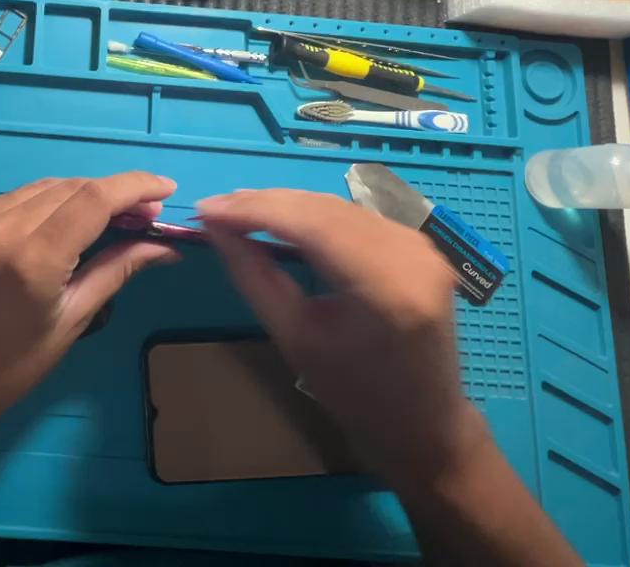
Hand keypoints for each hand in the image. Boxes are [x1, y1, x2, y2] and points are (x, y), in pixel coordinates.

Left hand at [0, 172, 180, 443]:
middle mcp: (4, 225)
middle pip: (73, 187)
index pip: (95, 199)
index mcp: (33, 256)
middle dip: (115, 192)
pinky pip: (20, 196)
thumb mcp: (73, 318)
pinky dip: (52, 200)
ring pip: (47, 186)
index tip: (167, 188)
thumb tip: (167, 247)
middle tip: (148, 213)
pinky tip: (70, 219)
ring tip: (116, 215)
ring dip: (84, 193)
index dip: (135, 186)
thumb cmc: (12, 365)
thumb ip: (118, 269)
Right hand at [197, 188, 485, 486]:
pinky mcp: (416, 244)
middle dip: (263, 203)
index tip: (205, 209)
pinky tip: (277, 215)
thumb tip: (214, 227)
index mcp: (385, 286)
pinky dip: (308, 212)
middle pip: (322, 208)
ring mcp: (418, 245)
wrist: (424, 425)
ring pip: (333, 205)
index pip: (310, 225)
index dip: (253, 211)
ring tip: (235, 209)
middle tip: (213, 207)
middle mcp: (409, 253)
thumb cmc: (354, 394)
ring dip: (283, 204)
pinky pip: (350, 215)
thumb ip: (252, 274)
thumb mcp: (293, 337)